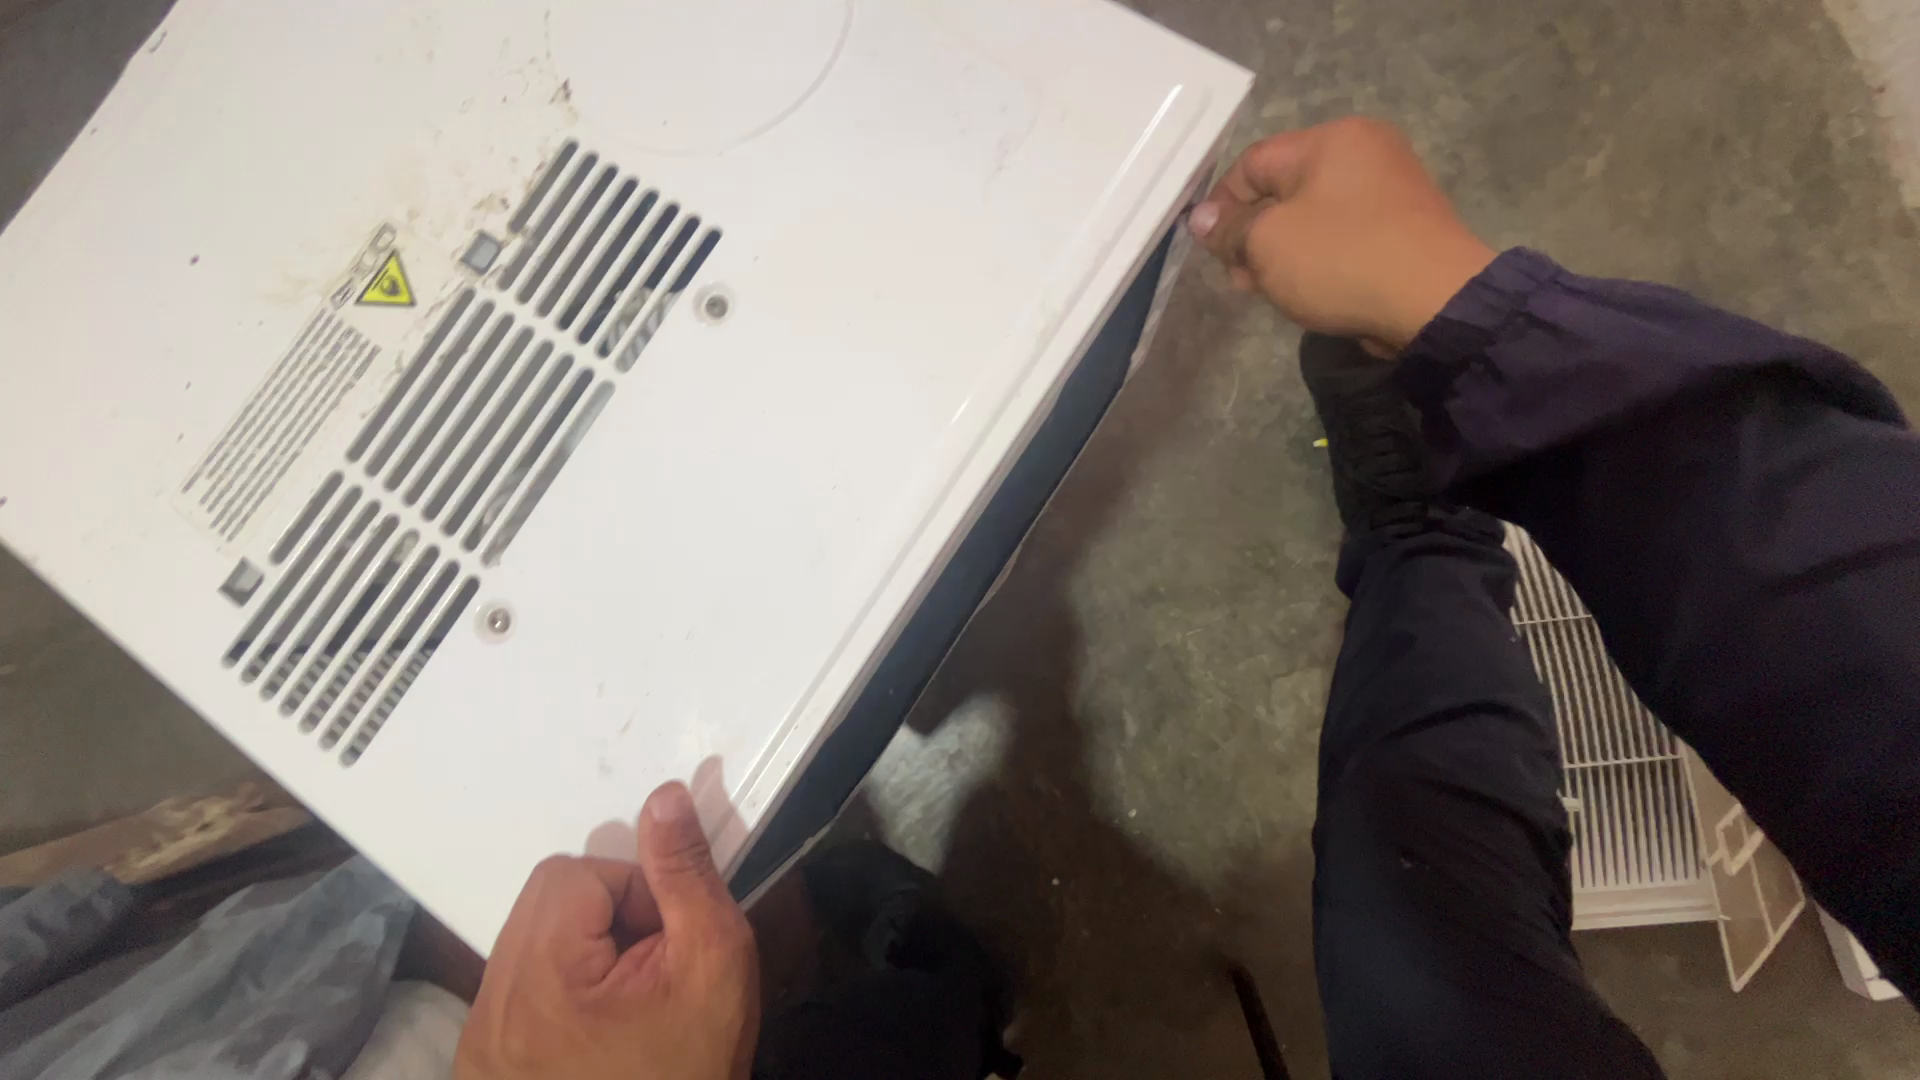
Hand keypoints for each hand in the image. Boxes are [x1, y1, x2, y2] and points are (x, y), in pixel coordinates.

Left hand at [455, 782, 759, 1079]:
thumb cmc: (693, 1065)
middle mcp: (489, 1013)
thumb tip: (665, 796)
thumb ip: (685, 870)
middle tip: (651, 963)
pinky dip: (566, 980)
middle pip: (547, 899)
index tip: (666, 941)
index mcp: (538, 983)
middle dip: (612, 912)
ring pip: (534, 936)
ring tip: (630, 993)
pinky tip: (603, 1022)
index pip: (574, 873)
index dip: (634, 891)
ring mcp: (479, 1045)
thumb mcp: (713, 956)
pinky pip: (520, 981)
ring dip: (590, 944)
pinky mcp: (483, 1066)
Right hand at [1188, 116, 1496, 352]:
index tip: (1208, 248)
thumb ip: (1229, 228)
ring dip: (1278, 250)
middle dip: (1250, 233)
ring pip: (1308, 214)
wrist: (1431, 300)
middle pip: (1281, 188)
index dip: (1221, 204)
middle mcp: (1363, 150)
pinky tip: (1305, 287)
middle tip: (1240, 277)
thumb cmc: (1340, 259)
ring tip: (1269, 288)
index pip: (1252, 162)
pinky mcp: (1398, 223)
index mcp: (1331, 140)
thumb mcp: (1267, 243)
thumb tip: (1202, 220)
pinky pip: (1338, 232)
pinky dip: (1313, 256)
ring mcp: (1386, 187)